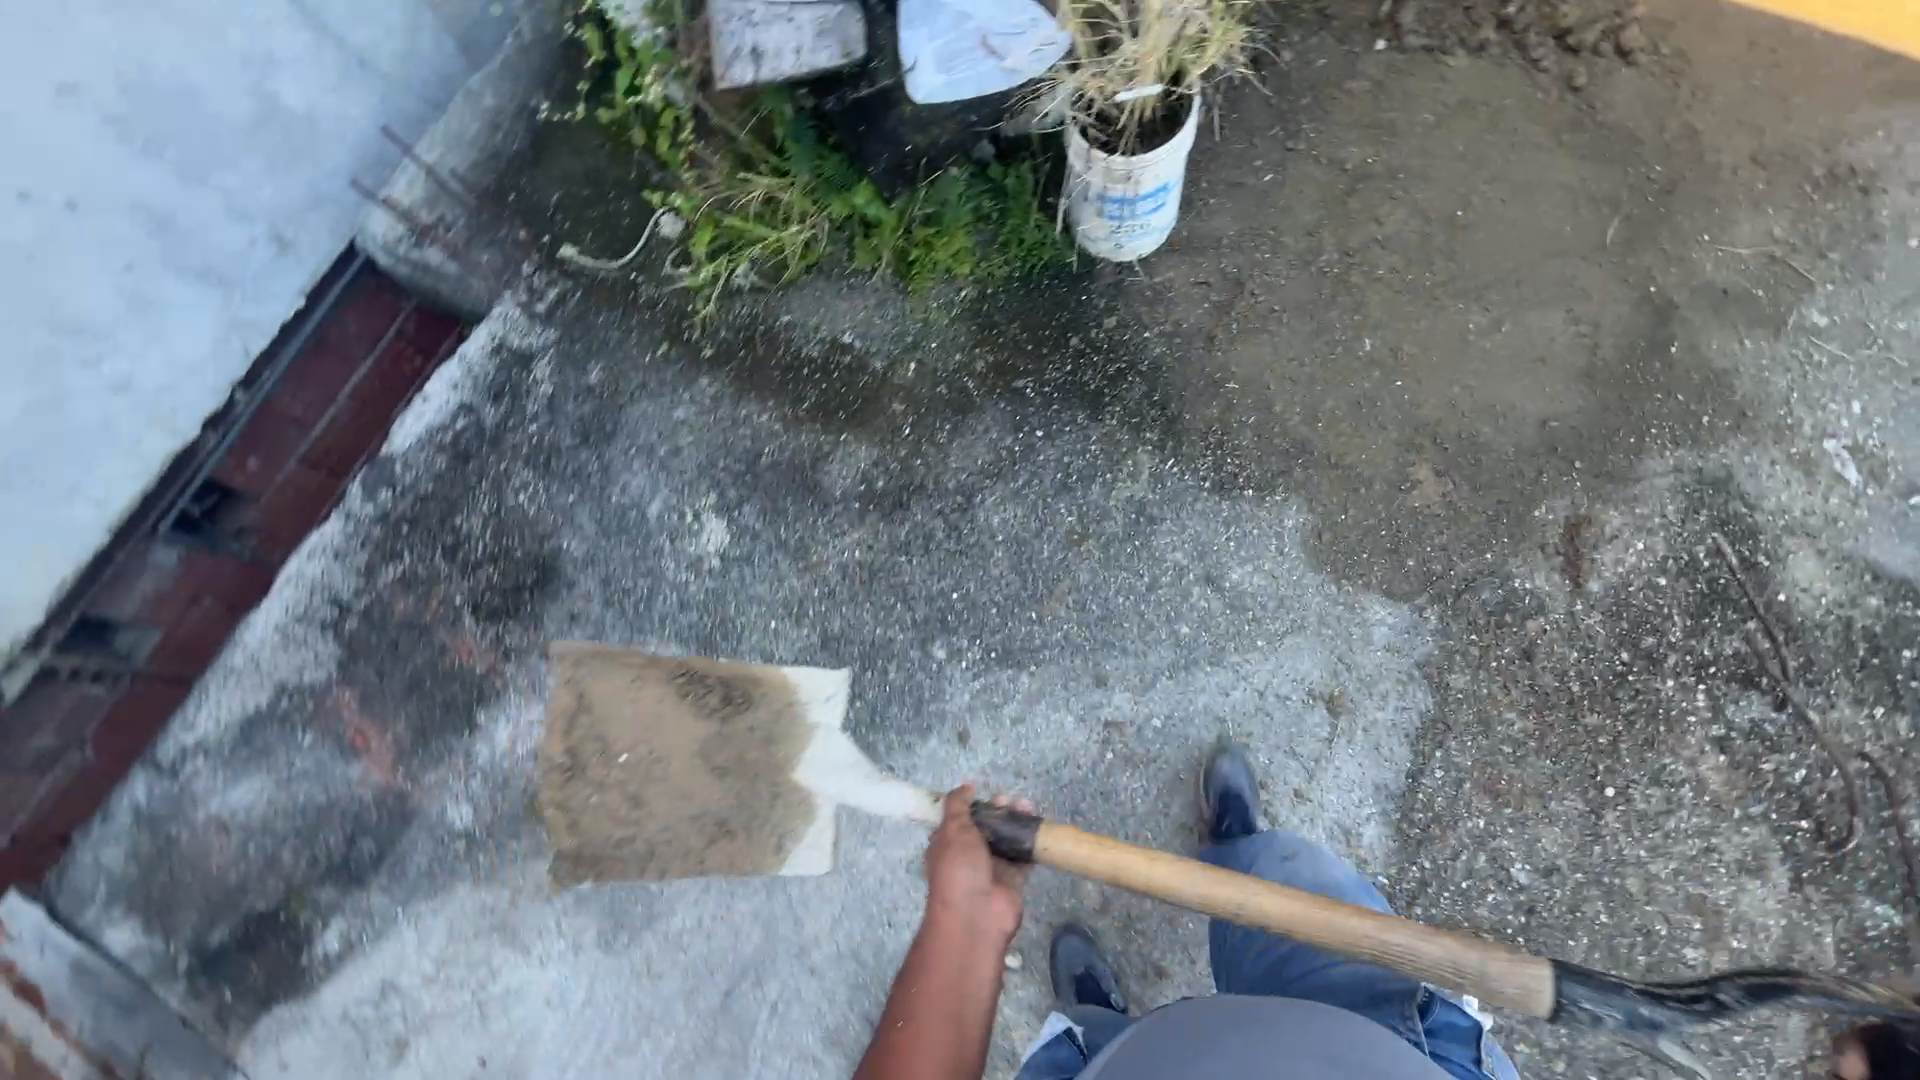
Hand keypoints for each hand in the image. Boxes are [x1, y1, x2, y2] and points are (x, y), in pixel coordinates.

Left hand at [923, 785, 1033, 945]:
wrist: (976, 915)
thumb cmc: (958, 868)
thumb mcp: (952, 830)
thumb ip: (958, 805)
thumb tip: (966, 787)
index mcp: (948, 844)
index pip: (959, 819)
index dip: (972, 804)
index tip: (983, 791)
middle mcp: (969, 855)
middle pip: (986, 826)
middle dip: (997, 810)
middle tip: (1009, 800)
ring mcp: (992, 868)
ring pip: (1006, 838)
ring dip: (1016, 821)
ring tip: (1026, 807)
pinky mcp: (1013, 879)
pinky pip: (1024, 856)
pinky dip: (1031, 842)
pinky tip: (1038, 826)